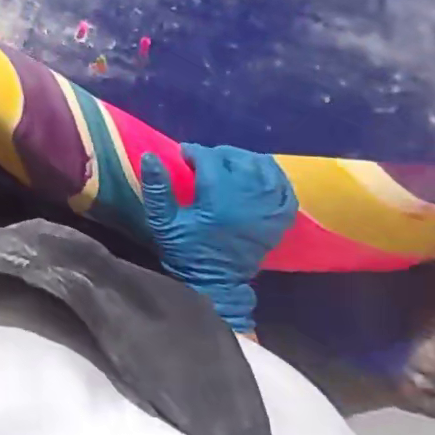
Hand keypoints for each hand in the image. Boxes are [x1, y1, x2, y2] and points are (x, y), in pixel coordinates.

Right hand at [138, 145, 297, 332]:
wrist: (215, 283)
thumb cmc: (184, 250)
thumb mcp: (162, 221)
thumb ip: (156, 188)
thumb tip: (149, 155)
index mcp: (217, 201)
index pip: (210, 160)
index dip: (194, 151)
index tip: (183, 153)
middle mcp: (248, 201)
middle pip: (240, 160)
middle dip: (220, 154)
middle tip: (204, 159)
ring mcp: (268, 210)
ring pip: (265, 168)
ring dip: (246, 160)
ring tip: (230, 164)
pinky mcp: (281, 220)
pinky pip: (285, 187)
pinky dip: (273, 175)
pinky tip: (258, 174)